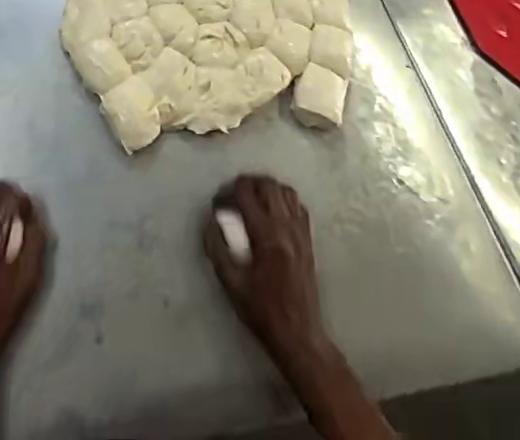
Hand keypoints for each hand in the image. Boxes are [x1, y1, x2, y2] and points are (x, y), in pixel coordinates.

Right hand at [204, 174, 327, 366]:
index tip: (218, 203)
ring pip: (286, 192)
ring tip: (252, 201)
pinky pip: (299, 207)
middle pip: (268, 185)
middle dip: (247, 183)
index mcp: (267, 236)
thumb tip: (210, 221)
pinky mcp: (309, 242)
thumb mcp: (230, 282)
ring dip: (267, 189)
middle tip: (232, 196)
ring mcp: (302, 233)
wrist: (299, 336)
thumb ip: (217, 247)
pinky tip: (272, 214)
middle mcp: (287, 228)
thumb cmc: (262, 311)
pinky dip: (284, 201)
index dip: (228, 191)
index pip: (247, 193)